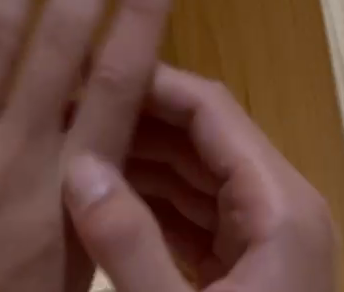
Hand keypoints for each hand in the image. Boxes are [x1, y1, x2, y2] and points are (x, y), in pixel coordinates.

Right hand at [62, 66, 339, 291]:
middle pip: (198, 136)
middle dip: (132, 120)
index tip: (85, 71)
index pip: (208, 109)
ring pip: (190, 173)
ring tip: (70, 144)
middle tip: (64, 109)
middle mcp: (276, 208)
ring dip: (134, 159)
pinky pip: (189, 214)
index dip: (147, 81)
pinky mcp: (244, 270)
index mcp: (279, 205)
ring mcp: (262, 240)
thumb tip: (77, 166)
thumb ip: (128, 245)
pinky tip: (97, 196)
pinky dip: (145, 201)